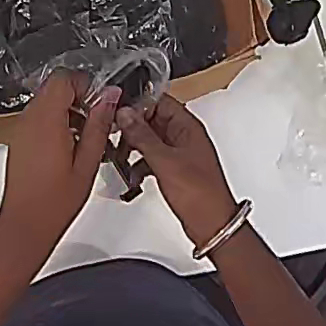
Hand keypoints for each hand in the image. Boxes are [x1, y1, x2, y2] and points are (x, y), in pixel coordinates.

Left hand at [0, 73, 118, 255]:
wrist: (25, 225)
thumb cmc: (53, 202)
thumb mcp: (88, 160)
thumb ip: (99, 124)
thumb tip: (109, 97)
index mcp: (46, 120)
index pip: (64, 78)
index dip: (86, 85)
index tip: (100, 102)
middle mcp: (29, 120)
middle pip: (55, 87)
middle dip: (80, 97)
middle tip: (97, 119)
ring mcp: (21, 129)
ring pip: (48, 100)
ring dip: (69, 110)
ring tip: (86, 136)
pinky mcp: (19, 139)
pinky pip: (39, 117)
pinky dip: (57, 121)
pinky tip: (71, 145)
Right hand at [115, 96, 240, 245]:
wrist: (212, 224)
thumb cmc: (200, 193)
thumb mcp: (165, 160)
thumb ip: (143, 135)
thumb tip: (126, 114)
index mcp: (187, 126)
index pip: (160, 101)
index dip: (138, 104)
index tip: (119, 112)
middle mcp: (184, 136)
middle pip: (153, 119)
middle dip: (132, 127)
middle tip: (114, 135)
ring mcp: (180, 153)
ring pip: (151, 139)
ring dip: (134, 146)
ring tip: (119, 156)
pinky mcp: (175, 169)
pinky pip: (153, 158)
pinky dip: (141, 164)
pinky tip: (131, 174)